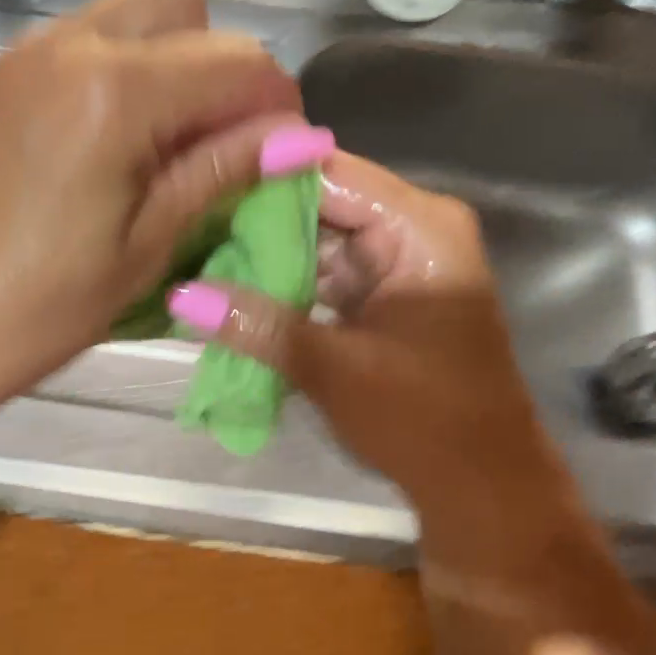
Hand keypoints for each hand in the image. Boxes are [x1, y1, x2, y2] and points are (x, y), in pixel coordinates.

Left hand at [0, 0, 301, 401]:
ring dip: (161, 61)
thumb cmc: (43, 310)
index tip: (277, 155)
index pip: (235, 60)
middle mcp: (67, 49)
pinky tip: (101, 147)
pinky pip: (74, 45)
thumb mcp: (146, 248)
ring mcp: (21, 60)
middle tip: (211, 141)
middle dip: (216, 61)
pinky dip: (108, 73)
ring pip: (123, 14)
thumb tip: (296, 136)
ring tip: (155, 148)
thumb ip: (221, 172)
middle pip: (179, 2)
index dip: (275, 104)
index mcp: (114, 91)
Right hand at [167, 148, 566, 516]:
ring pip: (312, 239)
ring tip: (186, 255)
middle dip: (250, 217)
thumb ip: (258, 325)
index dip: (260, 177)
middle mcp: (410, 231)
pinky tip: (224, 291)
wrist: (478, 482)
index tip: (192, 188)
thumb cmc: (423, 419)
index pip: (327, 172)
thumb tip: (179, 295)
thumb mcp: (332, 368)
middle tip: (176, 227)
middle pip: (317, 202)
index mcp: (419, 228)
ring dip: (257, 253)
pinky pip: (318, 274)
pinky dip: (278, 283)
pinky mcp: (377, 298)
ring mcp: (393, 265)